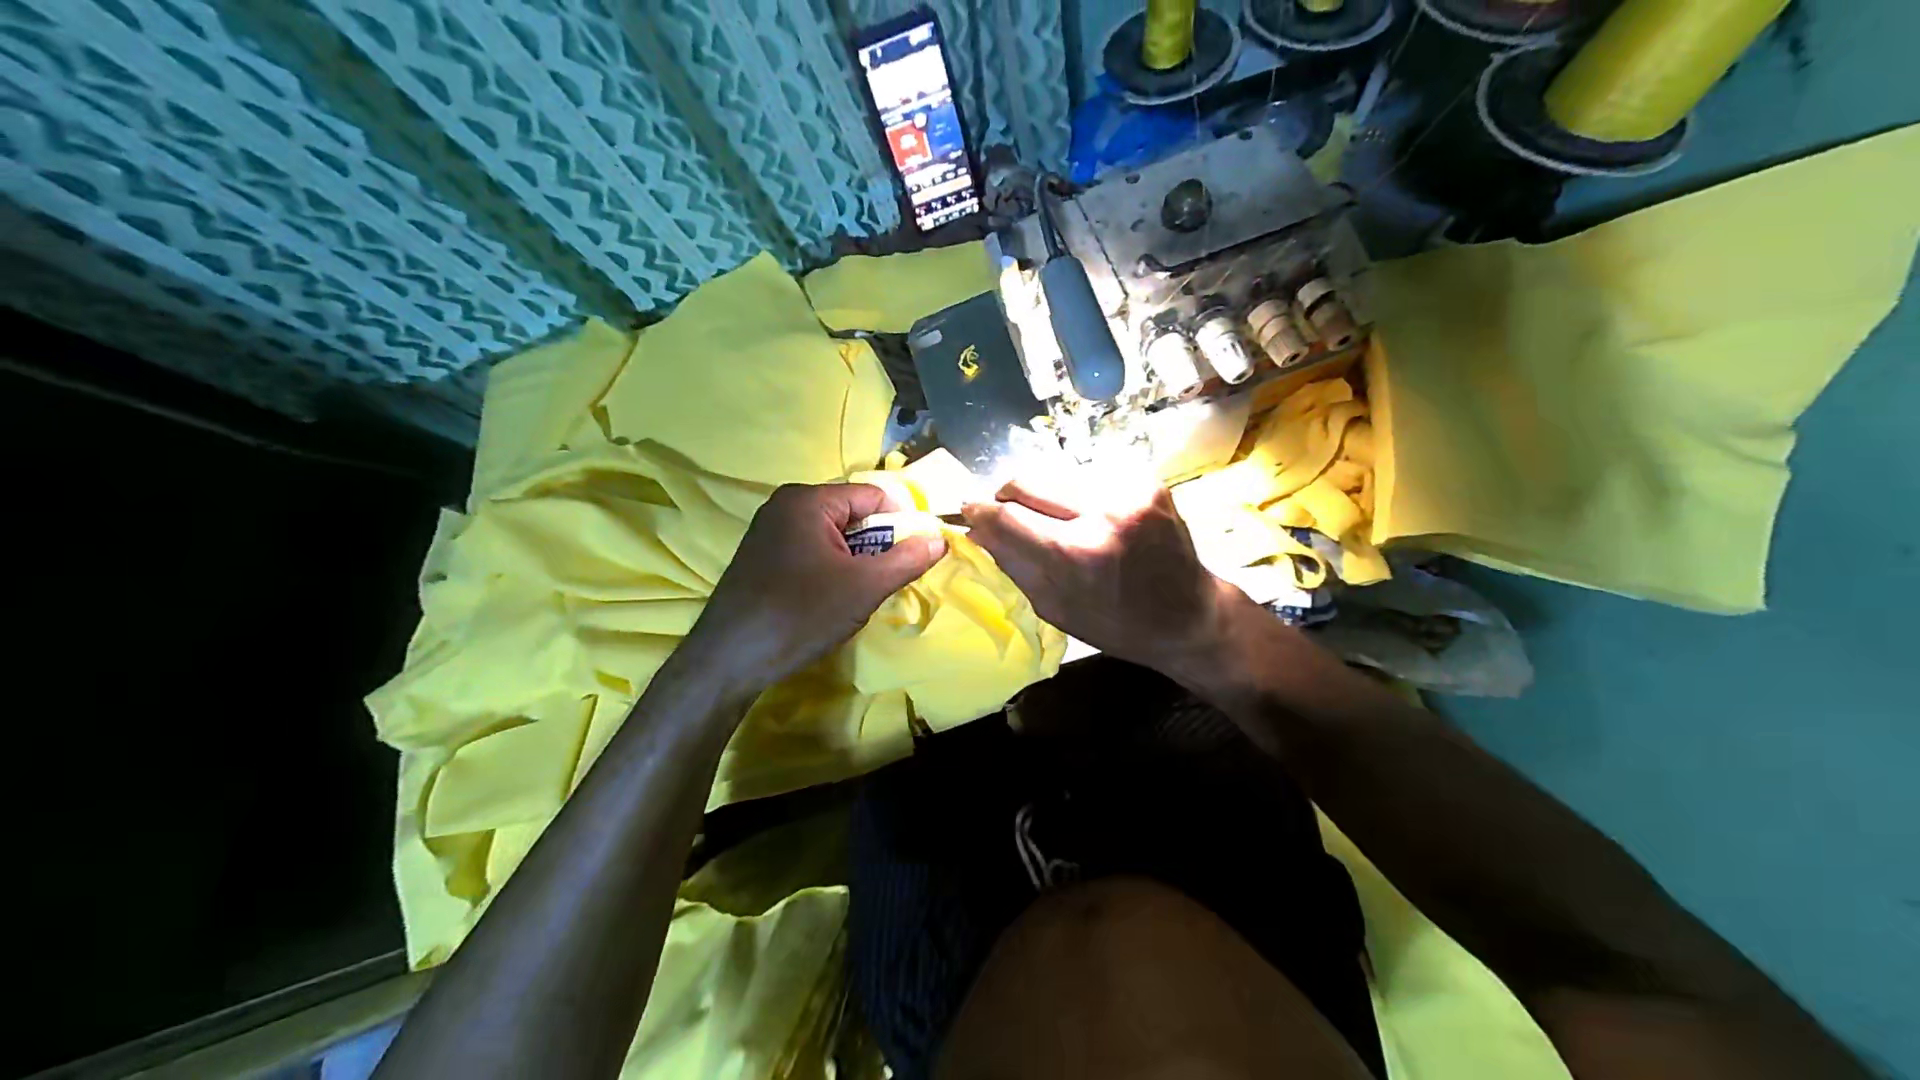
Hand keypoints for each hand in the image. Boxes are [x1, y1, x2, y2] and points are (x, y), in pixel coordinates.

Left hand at [690, 483, 945, 689]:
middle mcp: (785, 505)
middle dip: (876, 545)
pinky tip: (826, 600)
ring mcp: (769, 530)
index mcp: (807, 500)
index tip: (912, 558)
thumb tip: (939, 540)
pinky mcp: (761, 556)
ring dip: (854, 561)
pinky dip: (829, 569)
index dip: (900, 523)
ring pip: (832, 536)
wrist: (728, 659)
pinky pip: (810, 550)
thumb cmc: (799, 615)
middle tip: (882, 582)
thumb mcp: (863, 588)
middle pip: (852, 514)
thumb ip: (906, 560)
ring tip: (855, 595)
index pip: (873, 496)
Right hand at [962, 468, 1230, 675]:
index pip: (1007, 515)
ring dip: (1044, 493)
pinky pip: (1088, 473)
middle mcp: (1102, 513)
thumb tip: (976, 528)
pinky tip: (1087, 514)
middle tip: (1006, 511)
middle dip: (1008, 494)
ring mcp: (1129, 490)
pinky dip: (1076, 491)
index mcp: (1076, 554)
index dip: (980, 510)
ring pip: (1056, 472)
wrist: (1189, 614)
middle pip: (1028, 479)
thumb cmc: (1116, 624)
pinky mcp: (1146, 479)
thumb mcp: (1054, 607)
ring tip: (1054, 518)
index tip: (968, 508)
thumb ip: (1012, 562)